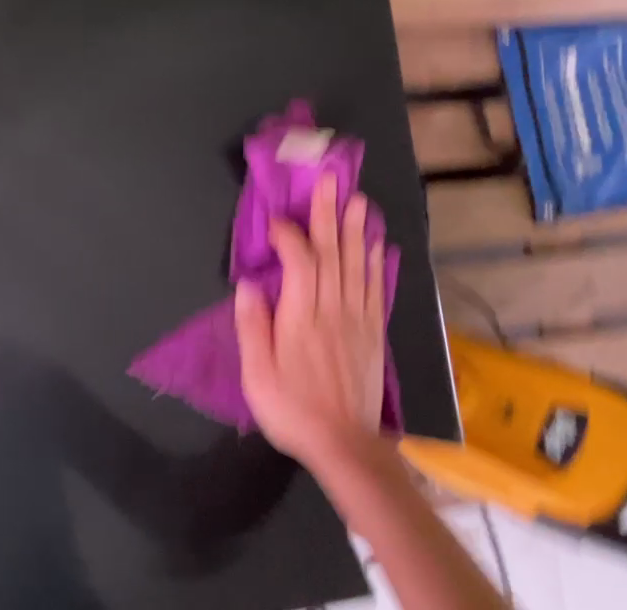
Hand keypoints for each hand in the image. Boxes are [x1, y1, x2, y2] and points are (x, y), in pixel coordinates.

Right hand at [234, 175, 386, 469]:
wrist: (344, 445)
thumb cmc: (290, 408)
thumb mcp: (256, 373)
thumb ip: (253, 325)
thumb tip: (249, 283)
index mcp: (302, 317)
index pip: (300, 262)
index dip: (289, 235)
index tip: (276, 218)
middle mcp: (333, 310)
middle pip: (333, 254)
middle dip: (329, 215)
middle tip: (330, 180)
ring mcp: (358, 320)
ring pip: (358, 266)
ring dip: (357, 230)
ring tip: (358, 199)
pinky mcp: (373, 333)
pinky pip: (376, 289)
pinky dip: (377, 262)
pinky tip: (377, 243)